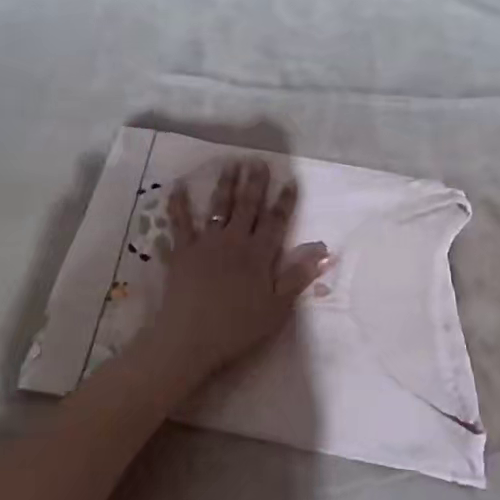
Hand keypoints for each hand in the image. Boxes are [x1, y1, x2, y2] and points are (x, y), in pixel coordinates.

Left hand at [138, 159, 331, 382]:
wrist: (191, 338)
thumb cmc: (238, 328)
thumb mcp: (277, 308)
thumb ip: (298, 277)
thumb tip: (323, 251)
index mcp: (259, 254)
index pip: (276, 221)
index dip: (285, 201)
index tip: (291, 181)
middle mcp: (234, 241)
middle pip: (247, 206)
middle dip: (255, 182)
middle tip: (258, 161)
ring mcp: (206, 243)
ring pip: (218, 206)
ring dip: (225, 184)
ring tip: (230, 163)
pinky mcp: (182, 251)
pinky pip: (179, 223)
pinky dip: (178, 204)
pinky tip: (176, 187)